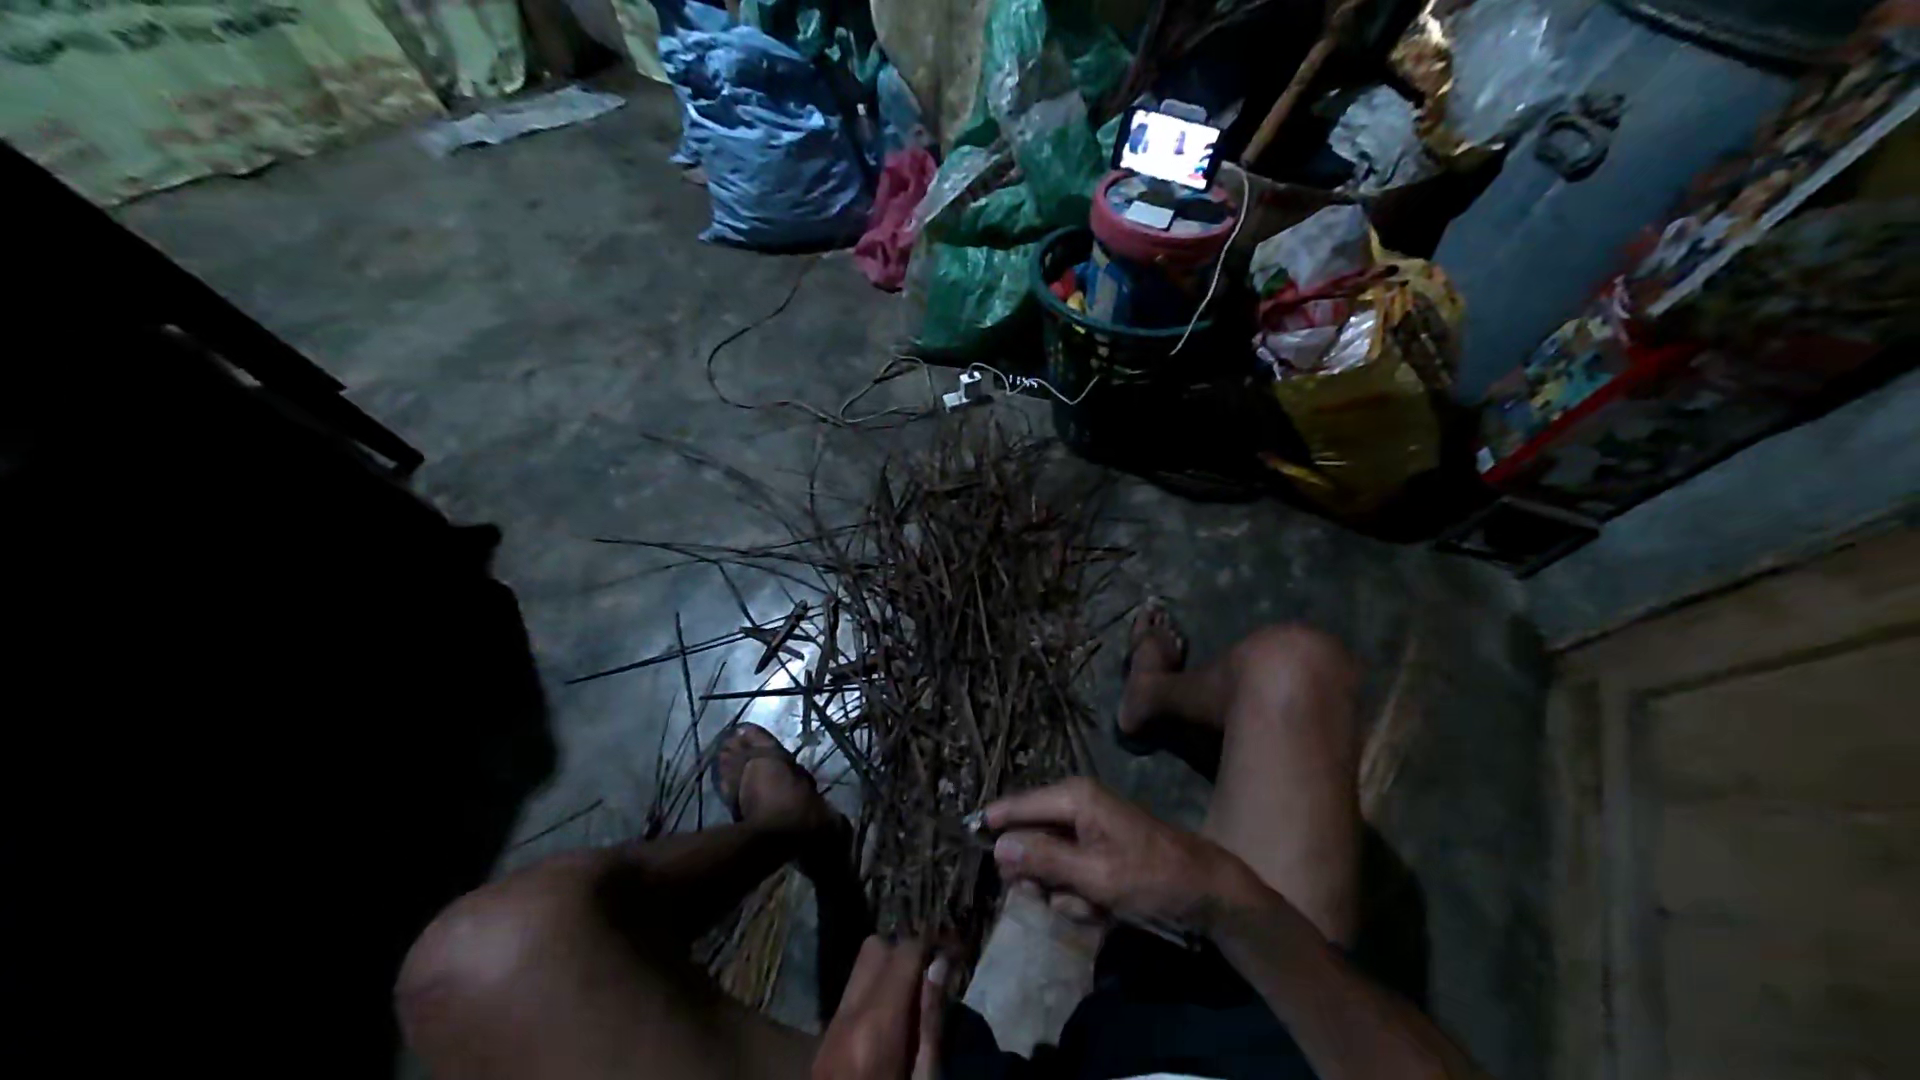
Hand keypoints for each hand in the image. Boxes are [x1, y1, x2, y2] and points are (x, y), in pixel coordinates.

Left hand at [812, 936, 947, 1079]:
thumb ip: (931, 1020)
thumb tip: (940, 963)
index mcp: (878, 1024)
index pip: (905, 952)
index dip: (932, 946)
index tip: (954, 955)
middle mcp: (848, 1014)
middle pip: (876, 948)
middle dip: (906, 953)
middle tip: (931, 979)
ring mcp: (831, 1026)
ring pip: (860, 968)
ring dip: (889, 971)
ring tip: (914, 1001)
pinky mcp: (824, 1039)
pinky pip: (851, 994)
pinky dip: (874, 992)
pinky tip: (893, 1022)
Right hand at [985, 777, 1257, 930]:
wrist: (1207, 891)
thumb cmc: (1151, 876)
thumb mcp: (1095, 874)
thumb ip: (1044, 859)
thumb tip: (997, 847)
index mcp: (1073, 797)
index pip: (1015, 806)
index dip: (991, 826)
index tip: (965, 843)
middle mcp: (1075, 804)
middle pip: (1028, 838)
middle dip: (1037, 874)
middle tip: (1046, 898)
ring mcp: (1086, 828)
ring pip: (1047, 863)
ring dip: (1062, 892)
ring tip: (1090, 907)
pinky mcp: (1096, 850)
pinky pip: (1069, 873)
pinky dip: (1079, 895)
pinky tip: (1102, 909)